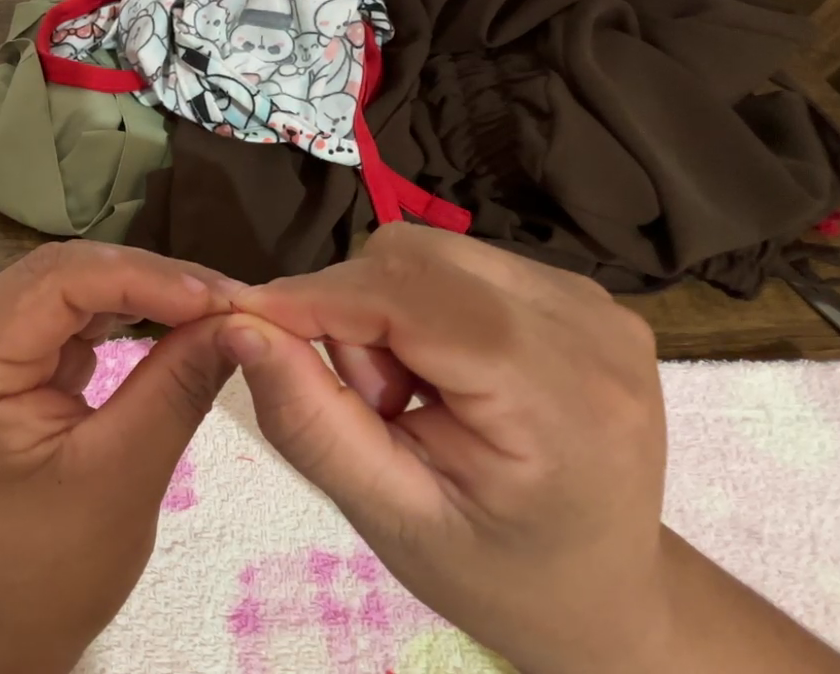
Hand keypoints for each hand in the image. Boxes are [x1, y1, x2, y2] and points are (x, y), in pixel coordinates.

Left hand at [0, 241, 240, 672]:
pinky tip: (169, 320)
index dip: (144, 278)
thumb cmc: (49, 570)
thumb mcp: (122, 478)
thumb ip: (177, 388)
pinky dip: (124, 313)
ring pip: (68, 285)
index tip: (222, 299)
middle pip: (60, 273)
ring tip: (209, 308)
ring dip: (140, 291)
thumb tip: (241, 323)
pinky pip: (69, 315)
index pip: (57, 282)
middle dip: (148, 279)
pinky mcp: (9, 361)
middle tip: (227, 301)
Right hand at [220, 223, 839, 673]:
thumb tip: (237, 326)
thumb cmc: (491, 571)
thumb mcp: (387, 514)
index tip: (239, 319)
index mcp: (558, 396)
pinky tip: (438, 369)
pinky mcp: (575, 290)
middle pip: (412, 258)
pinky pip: (452, 262)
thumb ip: (308, 418)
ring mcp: (590, 300)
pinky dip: (413, 302)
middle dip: (352, 312)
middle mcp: (586, 325)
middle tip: (369, 401)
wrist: (602, 588)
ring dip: (380, 307)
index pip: (409, 299)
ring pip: (425, 251)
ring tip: (405, 391)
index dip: (314, 298)